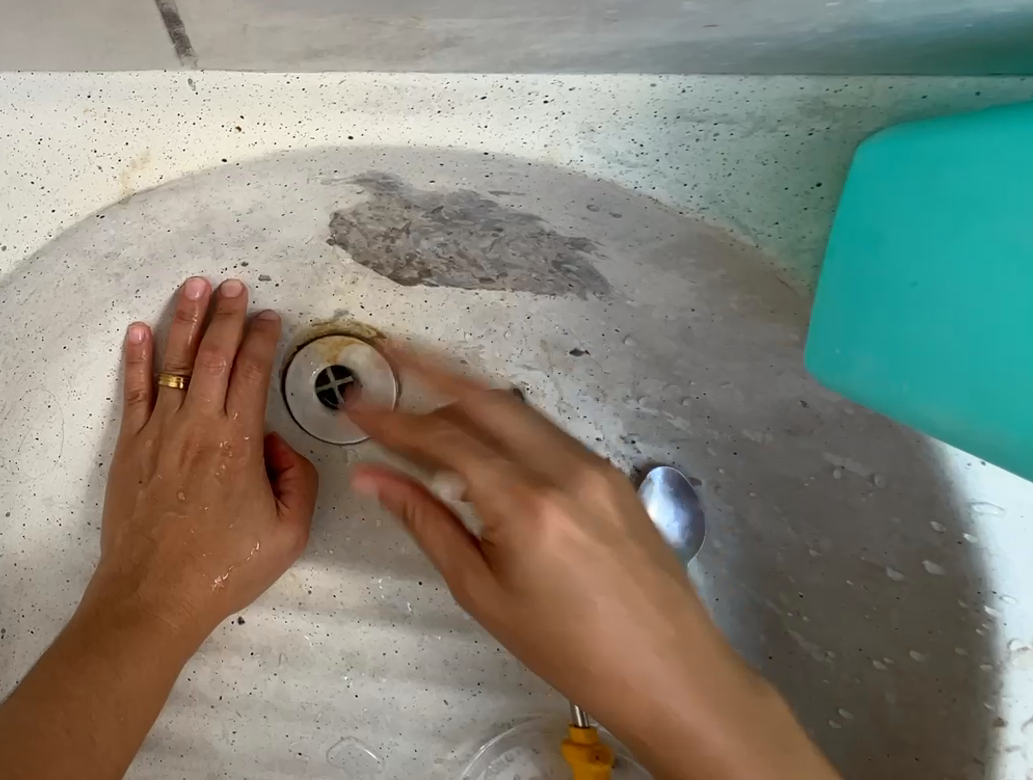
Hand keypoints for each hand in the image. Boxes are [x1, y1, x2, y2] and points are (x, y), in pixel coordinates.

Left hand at [82, 276, 319, 647]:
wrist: (155, 593)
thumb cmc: (224, 567)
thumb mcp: (289, 534)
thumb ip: (297, 479)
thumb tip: (276, 442)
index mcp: (239, 441)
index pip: (254, 372)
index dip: (263, 338)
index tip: (270, 316)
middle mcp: (199, 423)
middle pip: (215, 354)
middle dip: (227, 314)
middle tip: (235, 285)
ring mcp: (159, 429)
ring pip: (175, 361)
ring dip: (186, 320)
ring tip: (194, 286)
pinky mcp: (130, 443)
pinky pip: (134, 390)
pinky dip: (136, 357)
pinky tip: (139, 330)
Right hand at [346, 343, 838, 779]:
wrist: (678, 680)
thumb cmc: (567, 648)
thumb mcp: (479, 590)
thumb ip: (422, 520)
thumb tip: (369, 477)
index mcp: (525, 505)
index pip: (442, 440)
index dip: (391, 419)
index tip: (354, 406)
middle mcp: (562, 469)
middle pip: (482, 400)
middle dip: (431, 369)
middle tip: (389, 352)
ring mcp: (593, 466)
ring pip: (514, 408)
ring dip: (463, 393)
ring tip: (421, 386)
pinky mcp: (611, 474)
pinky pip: (541, 429)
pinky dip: (499, 419)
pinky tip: (476, 433)